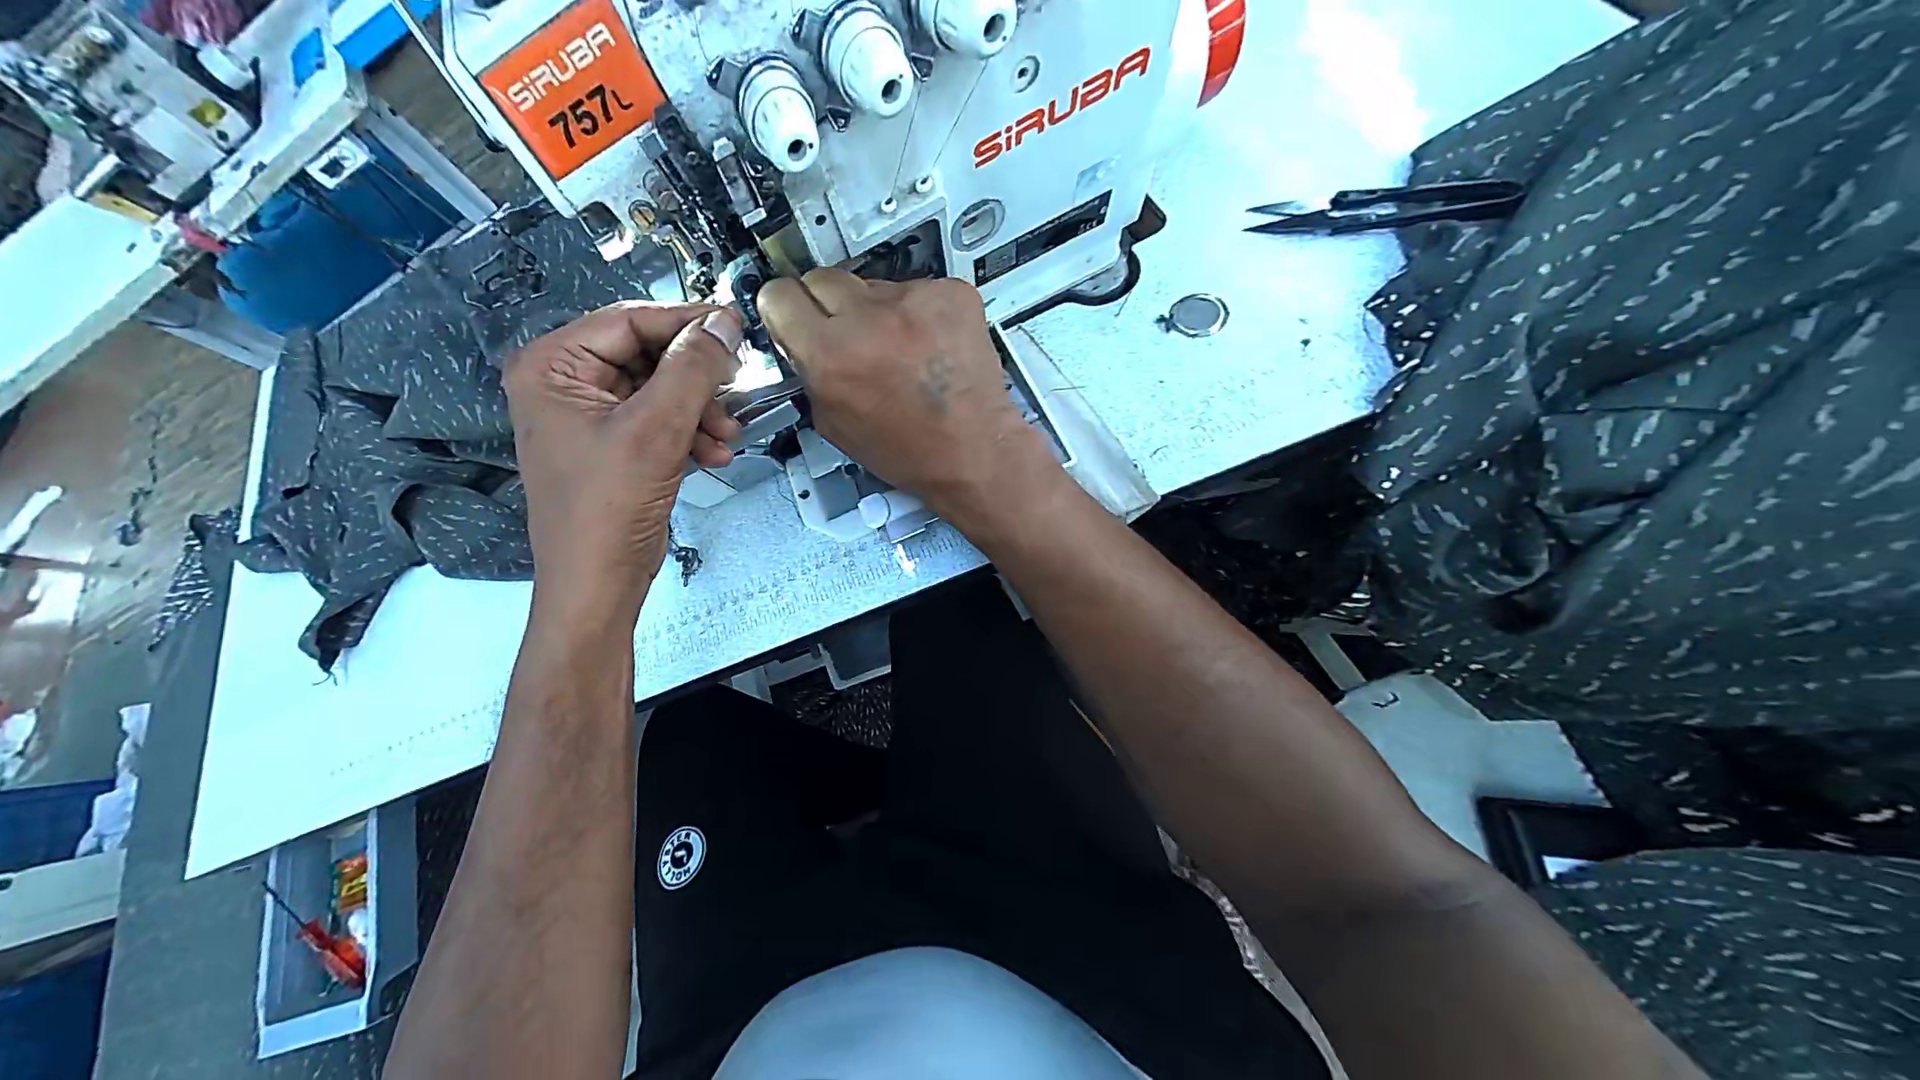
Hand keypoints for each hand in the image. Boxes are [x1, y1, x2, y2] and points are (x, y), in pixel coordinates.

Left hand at [503, 301, 743, 623]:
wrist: (599, 580)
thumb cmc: (600, 515)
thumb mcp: (656, 429)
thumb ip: (693, 369)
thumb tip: (721, 326)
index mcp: (552, 368)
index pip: (630, 321)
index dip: (686, 323)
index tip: (731, 328)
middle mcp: (566, 386)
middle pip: (650, 355)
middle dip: (697, 380)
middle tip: (732, 388)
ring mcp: (592, 417)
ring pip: (663, 389)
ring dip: (700, 410)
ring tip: (725, 433)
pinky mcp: (616, 445)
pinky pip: (663, 419)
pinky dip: (692, 432)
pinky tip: (712, 452)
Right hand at [757, 270, 1056, 526]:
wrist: (975, 451)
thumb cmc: (914, 452)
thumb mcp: (834, 425)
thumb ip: (809, 372)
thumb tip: (797, 339)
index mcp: (831, 355)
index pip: (778, 295)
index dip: (785, 309)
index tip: (793, 312)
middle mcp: (870, 320)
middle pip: (821, 277)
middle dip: (828, 307)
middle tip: (848, 336)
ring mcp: (915, 301)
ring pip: (872, 283)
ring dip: (876, 311)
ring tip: (898, 350)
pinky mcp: (951, 294)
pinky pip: (916, 288)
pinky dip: (917, 312)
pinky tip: (926, 345)